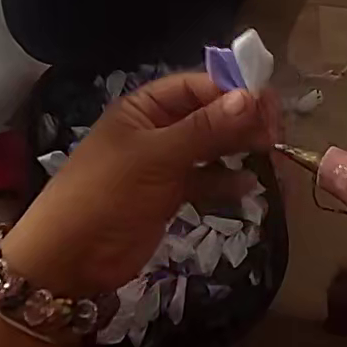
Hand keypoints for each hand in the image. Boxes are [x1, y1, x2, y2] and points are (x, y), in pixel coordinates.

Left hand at [1, 72, 276, 297]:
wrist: (70, 260)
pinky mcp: (170, 194)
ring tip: (273, 157)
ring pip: (211, 147)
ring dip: (240, 149)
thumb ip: (205, 129)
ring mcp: (165, 162)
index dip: (233, 92)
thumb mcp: (156, 156)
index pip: (197, 86)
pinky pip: (206, 179)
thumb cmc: (107, 193)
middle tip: (276, 134)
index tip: (269, 105)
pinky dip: (227, 180)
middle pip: (208, 115)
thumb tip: (252, 97)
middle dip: (241, 121)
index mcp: (145, 106)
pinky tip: (251, 186)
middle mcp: (157, 128)